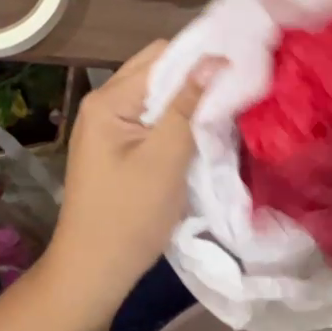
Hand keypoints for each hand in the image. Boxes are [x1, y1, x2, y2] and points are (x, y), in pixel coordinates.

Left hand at [38, 41, 215, 325]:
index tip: (239, 66)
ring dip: (186, 100)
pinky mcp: (116, 147)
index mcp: (109, 100)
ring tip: (225, 106)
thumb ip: (188, 106)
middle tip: (235, 87)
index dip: (200, 59)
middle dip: (194, 76)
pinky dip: (175, 120)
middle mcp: (103, 103)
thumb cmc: (128, 217)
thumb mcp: (165, 159)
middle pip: (157, 71)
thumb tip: (215, 59)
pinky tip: (200, 130)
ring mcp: (107, 126)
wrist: (92, 274)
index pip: (161, 56)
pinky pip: (150, 118)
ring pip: (156, 96)